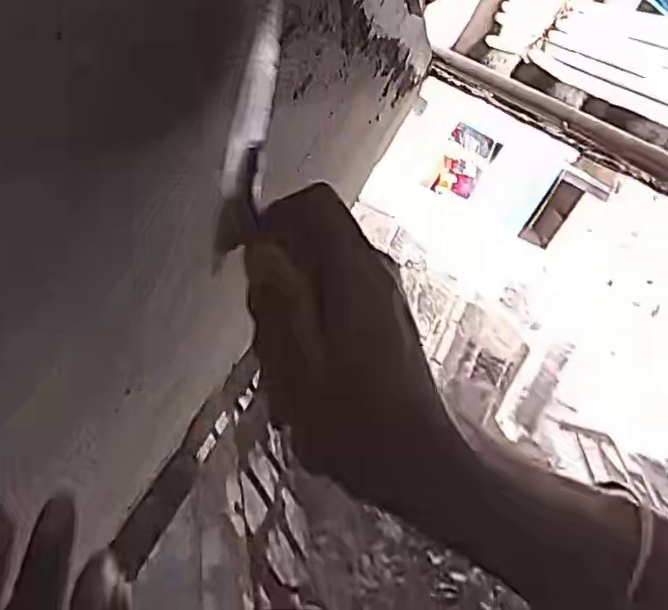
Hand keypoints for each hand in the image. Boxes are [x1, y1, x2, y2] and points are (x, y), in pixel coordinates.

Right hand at [243, 183, 465, 516]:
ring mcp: (382, 290)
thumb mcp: (299, 361)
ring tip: (285, 355)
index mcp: (354, 270)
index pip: (315, 203)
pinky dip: (310, 312)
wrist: (419, 465)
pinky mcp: (384, 312)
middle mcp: (373, 268)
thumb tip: (259, 245)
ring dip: (291, 296)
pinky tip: (307, 364)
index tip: (249, 252)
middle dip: (278, 267)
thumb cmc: (355, 421)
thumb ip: (278, 296)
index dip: (276, 214)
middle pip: (313, 234)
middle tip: (265, 323)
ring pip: (319, 264)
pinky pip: (334, 289)